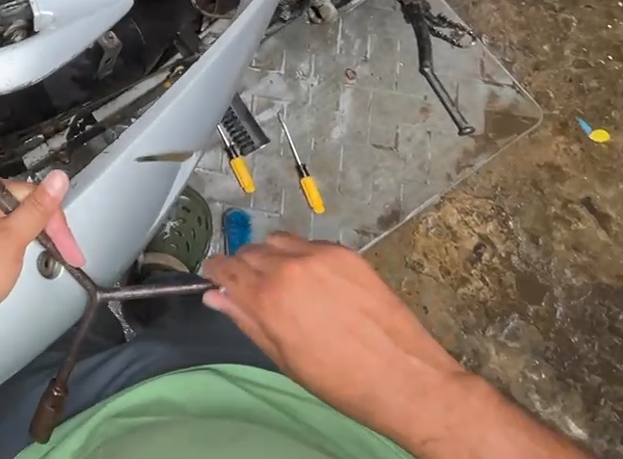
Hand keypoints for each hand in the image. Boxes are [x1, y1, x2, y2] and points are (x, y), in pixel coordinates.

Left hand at [0, 171, 83, 337]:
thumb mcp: (12, 238)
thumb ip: (38, 209)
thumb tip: (58, 178)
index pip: (39, 196)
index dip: (58, 222)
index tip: (69, 248)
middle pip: (32, 209)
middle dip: (52, 233)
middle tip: (67, 256)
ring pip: (23, 225)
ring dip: (40, 242)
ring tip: (51, 259)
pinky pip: (12, 240)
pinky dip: (25, 251)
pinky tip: (26, 264)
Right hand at [202, 234, 466, 426]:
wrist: (408, 380)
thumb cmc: (341, 381)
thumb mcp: (284, 358)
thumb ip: (246, 320)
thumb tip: (215, 296)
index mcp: (267, 297)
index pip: (224, 266)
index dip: (216, 272)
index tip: (216, 278)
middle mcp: (287, 267)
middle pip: (247, 252)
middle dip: (245, 267)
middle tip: (257, 290)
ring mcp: (317, 255)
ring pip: (276, 241)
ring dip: (272, 256)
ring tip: (288, 281)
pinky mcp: (344, 252)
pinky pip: (308, 244)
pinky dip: (303, 256)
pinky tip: (319, 282)